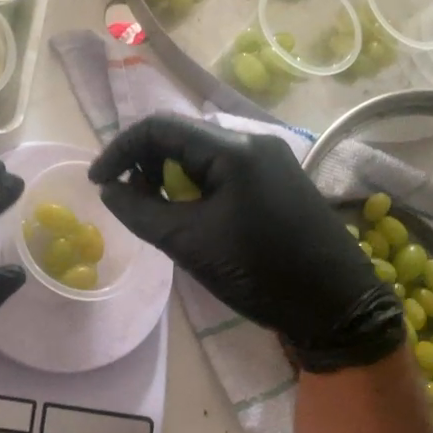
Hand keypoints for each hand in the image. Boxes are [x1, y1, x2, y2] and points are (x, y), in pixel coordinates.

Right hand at [89, 115, 402, 373]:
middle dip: (144, 163)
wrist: (335, 305)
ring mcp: (269, 161)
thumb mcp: (190, 244)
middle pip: (181, 136)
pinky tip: (188, 216)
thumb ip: (141, 211)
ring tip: (155, 212)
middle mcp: (253, 142)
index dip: (120, 150)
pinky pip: (222, 171)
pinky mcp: (276, 182)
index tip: (97, 182)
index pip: (160, 128)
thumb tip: (109, 190)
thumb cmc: (260, 272)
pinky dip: (194, 187)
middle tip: (127, 200)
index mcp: (234, 149)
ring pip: (200, 154)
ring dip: (168, 176)